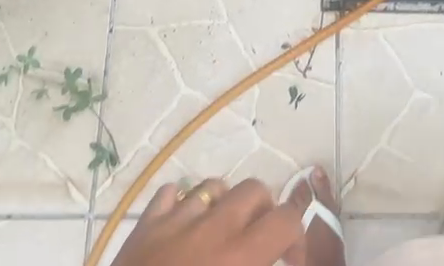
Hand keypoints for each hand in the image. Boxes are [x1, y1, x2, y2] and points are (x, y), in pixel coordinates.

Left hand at [112, 178, 304, 265]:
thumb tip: (275, 264)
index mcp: (239, 255)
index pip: (286, 220)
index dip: (297, 238)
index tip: (290, 263)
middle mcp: (212, 227)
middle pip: (255, 190)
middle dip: (265, 212)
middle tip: (259, 244)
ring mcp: (176, 219)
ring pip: (214, 185)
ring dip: (226, 204)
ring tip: (222, 232)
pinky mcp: (146, 224)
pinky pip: (171, 193)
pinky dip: (183, 204)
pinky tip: (184, 227)